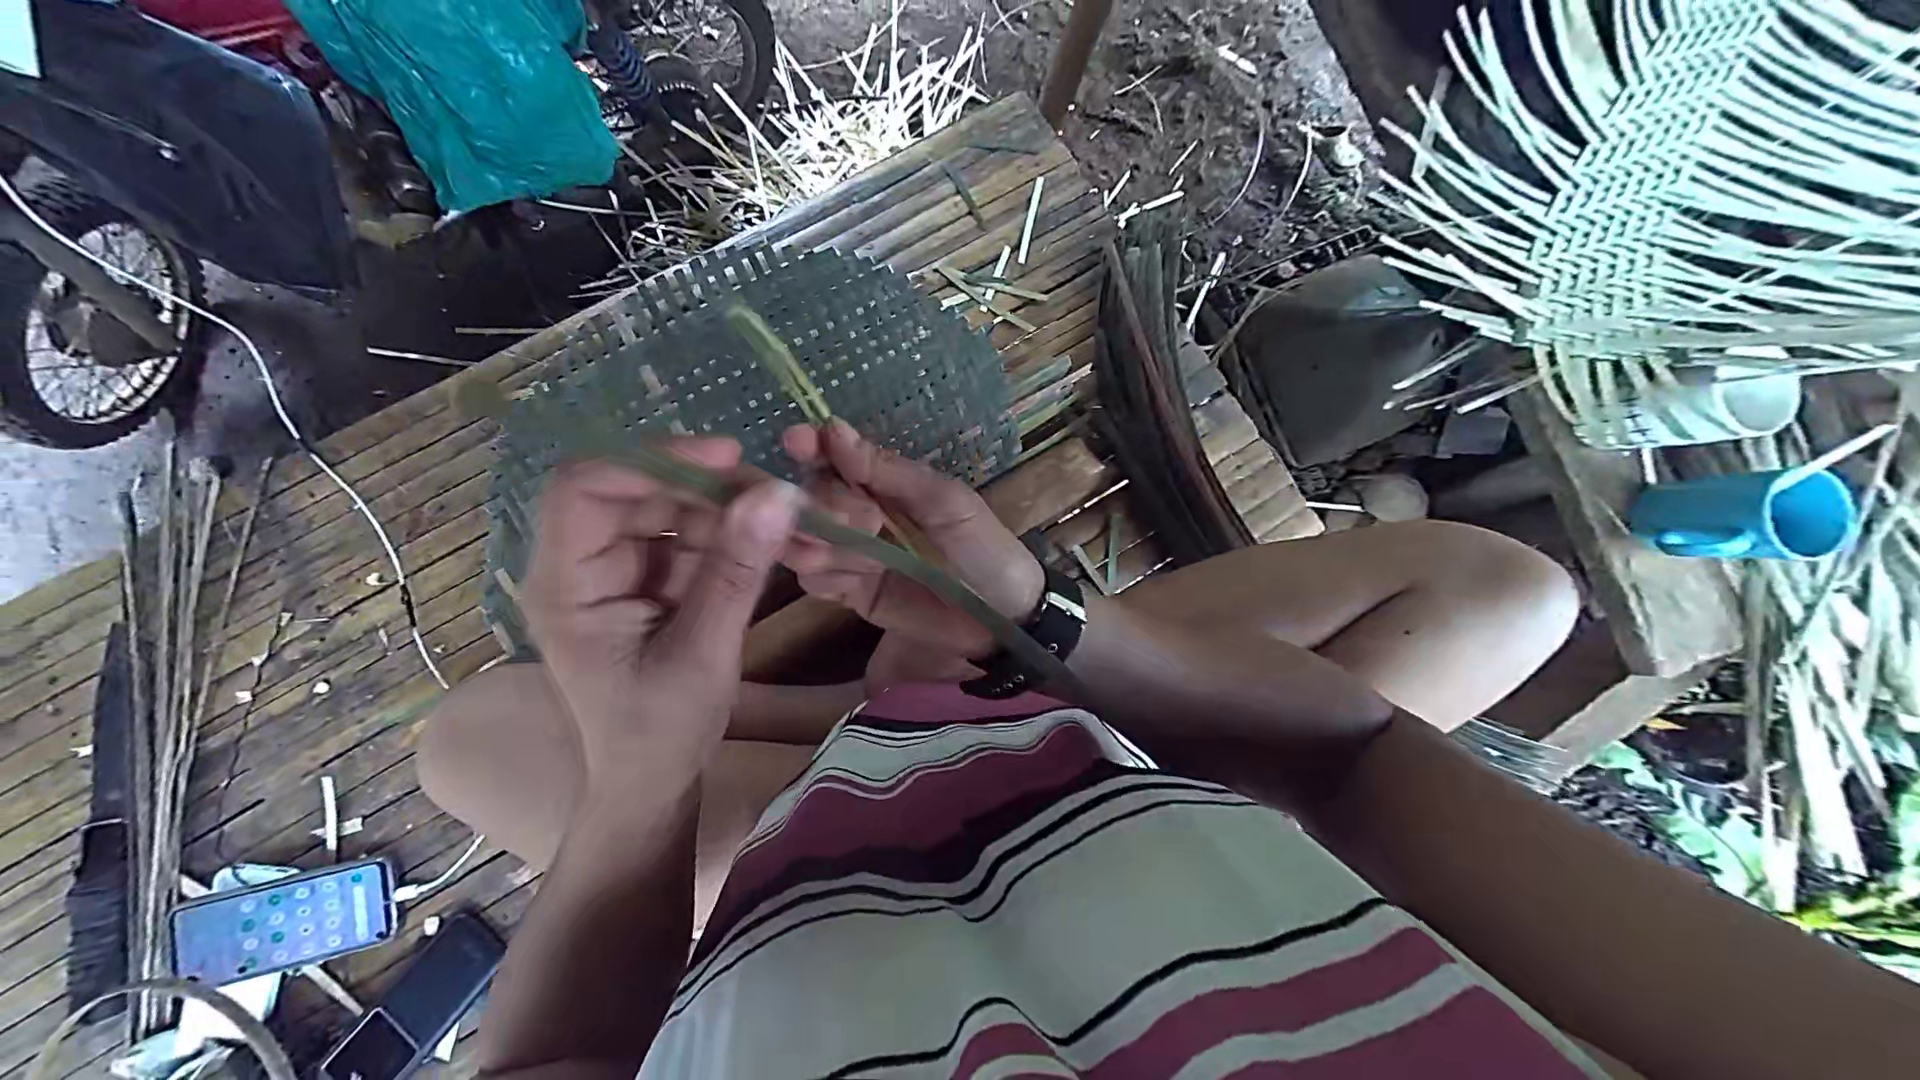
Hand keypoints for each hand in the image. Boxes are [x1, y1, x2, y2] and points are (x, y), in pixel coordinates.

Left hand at [521, 441, 799, 782]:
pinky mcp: (656, 581)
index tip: (727, 459)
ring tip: (794, 525)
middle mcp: (586, 565)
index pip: (585, 489)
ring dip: (735, 512)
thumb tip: (780, 493)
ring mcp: (622, 571)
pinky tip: (780, 545)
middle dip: (712, 489)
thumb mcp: (704, 652)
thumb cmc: (661, 732)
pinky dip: (738, 538)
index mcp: (567, 584)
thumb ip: (737, 571)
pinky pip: (696, 539)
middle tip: (780, 498)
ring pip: (675, 510)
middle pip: (642, 492)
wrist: (655, 782)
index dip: (653, 461)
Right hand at [780, 419, 1042, 659]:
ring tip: (866, 560)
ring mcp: (851, 554)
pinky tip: (853, 582)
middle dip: (827, 506)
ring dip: (822, 544)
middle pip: (810, 498)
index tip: (795, 442)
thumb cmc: (983, 548)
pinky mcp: (849, 593)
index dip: (810, 447)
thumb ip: (889, 472)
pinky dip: (823, 576)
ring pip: (804, 538)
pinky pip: (813, 579)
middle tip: (869, 523)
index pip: (832, 456)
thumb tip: (832, 430)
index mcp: (883, 482)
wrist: (1003, 617)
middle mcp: (858, 512)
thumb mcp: (945, 502)